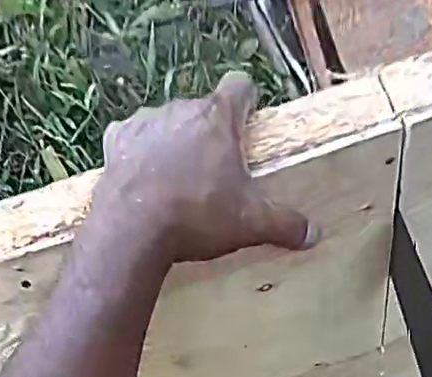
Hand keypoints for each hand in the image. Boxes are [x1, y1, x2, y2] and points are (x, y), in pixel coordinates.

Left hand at [87, 71, 315, 265]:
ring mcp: (146, 122)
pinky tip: (147, 184)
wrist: (135, 227)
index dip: (248, 102)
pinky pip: (134, 141)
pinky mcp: (117, 141)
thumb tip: (313, 235)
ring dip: (176, 147)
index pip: (241, 87)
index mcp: (219, 118)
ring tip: (180, 186)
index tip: (250, 120)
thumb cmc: (198, 216)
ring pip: (169, 125)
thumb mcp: (250, 223)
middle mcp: (182, 108)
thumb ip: (284, 224)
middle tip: (216, 174)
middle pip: (203, 111)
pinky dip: (142, 158)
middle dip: (211, 136)